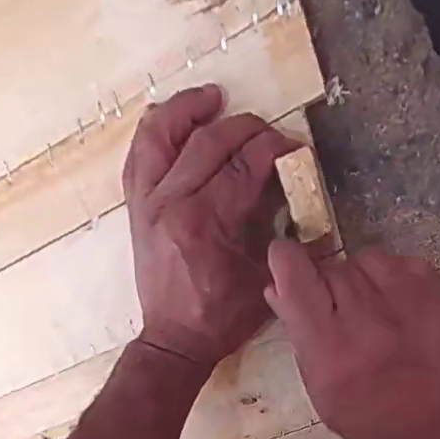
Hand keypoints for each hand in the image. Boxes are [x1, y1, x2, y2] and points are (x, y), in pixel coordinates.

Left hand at [124, 85, 298, 369]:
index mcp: (207, 222)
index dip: (275, 147)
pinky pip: (140, 155)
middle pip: (211, 142)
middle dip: (247, 128)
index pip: (245, 164)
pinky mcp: (136, 209)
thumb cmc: (220, 318)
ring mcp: (148, 203)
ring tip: (215, 99)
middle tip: (269, 133)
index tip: (294, 147)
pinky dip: (155, 130)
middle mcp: (172, 203)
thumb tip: (302, 200)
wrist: (175, 339)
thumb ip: (281, 236)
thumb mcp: (262, 281)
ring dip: (190, 109)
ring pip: (163, 134)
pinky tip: (172, 119)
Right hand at [264, 240, 439, 438]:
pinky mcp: (431, 284)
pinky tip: (395, 310)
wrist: (432, 423)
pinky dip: (388, 279)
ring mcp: (402, 297)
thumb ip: (299, 338)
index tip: (286, 264)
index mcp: (329, 348)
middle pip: (328, 268)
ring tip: (371, 314)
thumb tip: (276, 287)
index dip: (285, 262)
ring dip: (357, 280)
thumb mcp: (319, 388)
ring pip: (359, 260)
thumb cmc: (366, 415)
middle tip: (339, 317)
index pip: (295, 276)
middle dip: (324, 285)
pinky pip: (394, 261)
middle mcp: (364, 316)